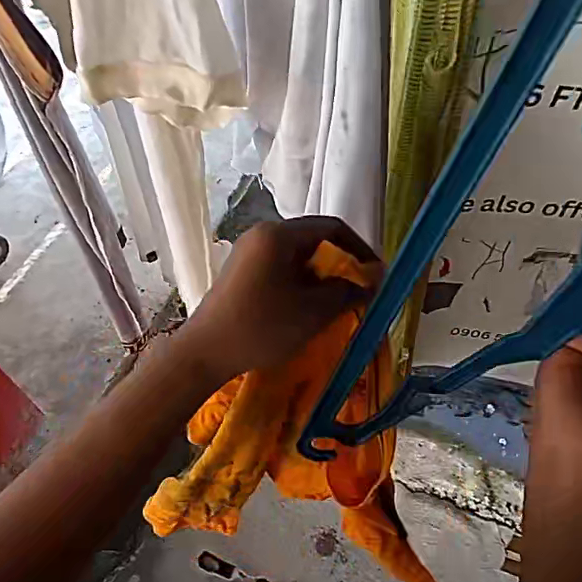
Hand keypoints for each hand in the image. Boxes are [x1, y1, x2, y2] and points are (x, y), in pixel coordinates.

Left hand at [172, 217, 377, 382]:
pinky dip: (299, 285)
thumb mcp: (313, 312)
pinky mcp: (239, 274)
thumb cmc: (262, 327)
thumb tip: (371, 282)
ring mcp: (247, 254)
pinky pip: (279, 270)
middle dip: (340, 266)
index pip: (332, 228)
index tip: (376, 275)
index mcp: (278, 235)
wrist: (205, 353)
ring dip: (320, 279)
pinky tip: (304, 312)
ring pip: (296, 259)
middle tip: (358, 293)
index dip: (360, 250)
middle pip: (313, 241)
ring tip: (333, 307)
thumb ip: (347, 292)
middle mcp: (260, 235)